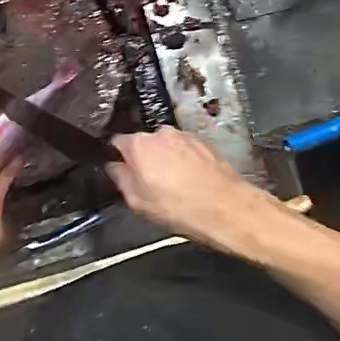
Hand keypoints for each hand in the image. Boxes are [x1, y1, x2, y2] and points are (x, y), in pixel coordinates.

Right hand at [108, 127, 279, 252]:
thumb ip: (120, 178)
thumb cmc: (178, 207)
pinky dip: (185, 161)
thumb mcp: (137, 201)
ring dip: (166, 159)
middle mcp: (160, 133)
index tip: (122, 170)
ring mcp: (184, 136)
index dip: (117, 157)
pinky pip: (185, 149)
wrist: (225, 207)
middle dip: (144, 158)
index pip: (117, 142)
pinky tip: (190, 180)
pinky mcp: (204, 142)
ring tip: (174, 184)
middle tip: (150, 182)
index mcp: (138, 145)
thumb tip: (114, 167)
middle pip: (143, 143)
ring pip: (166, 145)